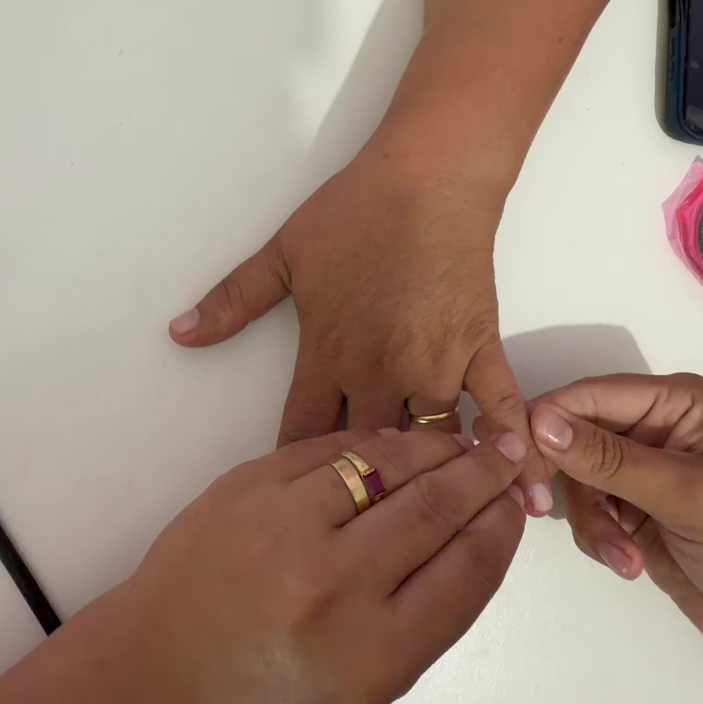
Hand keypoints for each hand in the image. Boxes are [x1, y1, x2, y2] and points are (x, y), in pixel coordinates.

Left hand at [94, 428, 527, 703]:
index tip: (514, 503)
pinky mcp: (251, 481)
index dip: (501, 526)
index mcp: (372, 652)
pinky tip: (400, 441)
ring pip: (389, 461)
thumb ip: (426, 609)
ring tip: (459, 442)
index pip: (467, 569)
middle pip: (436, 507)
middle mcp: (332, 583)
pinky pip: (336, 445)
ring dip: (436, 445)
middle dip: (481, 474)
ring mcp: (285, 523)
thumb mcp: (365, 676)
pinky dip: (378, 440)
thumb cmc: (268, 683)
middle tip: (502, 456)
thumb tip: (473, 528)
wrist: (160, 663)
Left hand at [168, 152, 551, 513]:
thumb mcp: (282, 253)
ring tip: (426, 526)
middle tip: (356, 523)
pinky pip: (500, 409)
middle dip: (361, 490)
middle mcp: (379, 374)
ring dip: (427, 483)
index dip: (296, 475)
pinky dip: (512, 454)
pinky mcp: (480, 350)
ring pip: (428, 445)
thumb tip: (178, 334)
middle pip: (366, 455)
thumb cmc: (354, 212)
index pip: (303, 436)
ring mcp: (435, 365)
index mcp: (326, 355)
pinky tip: (525, 500)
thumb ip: (232, 300)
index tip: (294, 508)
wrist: (427, 177)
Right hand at [528, 374, 702, 661]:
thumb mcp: (687, 496)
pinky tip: (627, 563)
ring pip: (576, 477)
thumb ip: (608, 459)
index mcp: (674, 402)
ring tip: (621, 555)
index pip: (589, 395)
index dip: (548, 421)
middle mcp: (654, 427)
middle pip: (573, 433)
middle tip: (541, 508)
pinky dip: (598, 537)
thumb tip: (538, 420)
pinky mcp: (636, 513)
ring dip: (589, 518)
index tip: (519, 461)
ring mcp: (644, 473)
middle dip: (564, 475)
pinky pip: (589, 511)